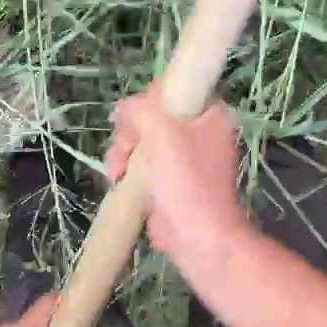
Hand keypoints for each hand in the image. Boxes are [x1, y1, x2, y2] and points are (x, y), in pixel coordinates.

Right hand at [103, 88, 246, 262]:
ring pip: (142, 141)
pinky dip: (127, 170)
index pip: (176, 90)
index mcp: (210, 116)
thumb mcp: (163, 134)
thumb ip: (141, 110)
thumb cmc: (186, 181)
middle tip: (123, 148)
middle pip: (153, 117)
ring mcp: (183, 158)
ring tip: (116, 172)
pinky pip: (141, 164)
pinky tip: (117, 180)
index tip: (135, 116)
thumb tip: (123, 108)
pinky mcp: (168, 180)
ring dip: (123, 153)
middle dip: (130, 132)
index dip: (150, 100)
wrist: (196, 236)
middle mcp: (199, 133)